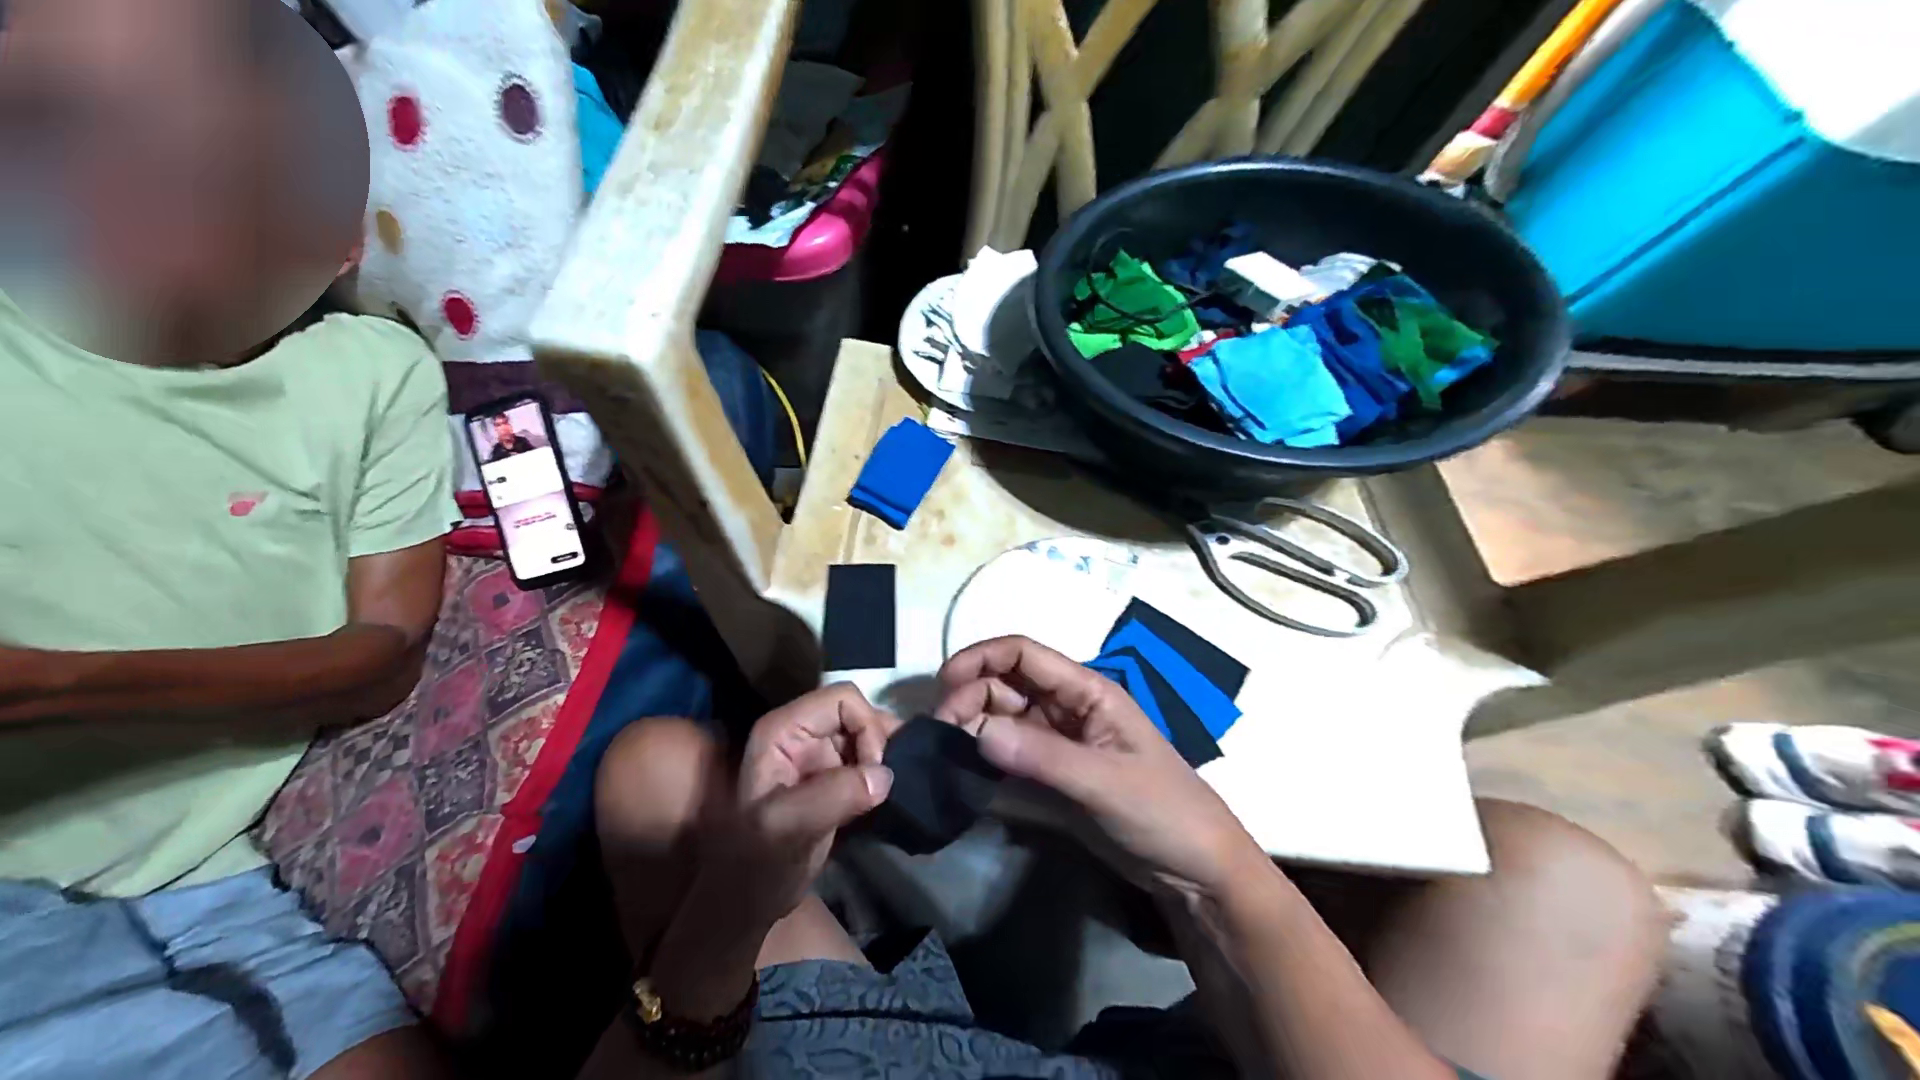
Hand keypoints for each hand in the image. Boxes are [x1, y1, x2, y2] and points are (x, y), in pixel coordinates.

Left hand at [701, 683, 899, 930]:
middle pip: (857, 712)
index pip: (841, 699)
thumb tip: (885, 776)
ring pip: (866, 733)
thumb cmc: (755, 866)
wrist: (747, 905)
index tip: (873, 770)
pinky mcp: (833, 778)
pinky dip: (883, 772)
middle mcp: (801, 733)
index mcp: (783, 730)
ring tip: (892, 787)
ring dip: (884, 756)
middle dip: (878, 742)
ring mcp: (817, 755)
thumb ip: (833, 796)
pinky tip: (888, 795)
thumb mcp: (787, 829)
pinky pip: (868, 759)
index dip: (865, 726)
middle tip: (884, 782)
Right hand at [936, 636, 1267, 899]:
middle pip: (1005, 684)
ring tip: (945, 750)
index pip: (1023, 654)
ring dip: (972, 726)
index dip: (980, 658)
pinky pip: (1009, 752)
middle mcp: (1067, 707)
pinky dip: (984, 755)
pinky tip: (964, 770)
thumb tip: (976, 732)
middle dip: (969, 697)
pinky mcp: (1052, 775)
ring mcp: (1058, 742)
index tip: (942, 685)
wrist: (1196, 871)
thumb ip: (1042, 757)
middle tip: (941, 732)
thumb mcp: (1106, 782)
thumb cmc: (1163, 811)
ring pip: (1002, 717)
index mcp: (1086, 691)